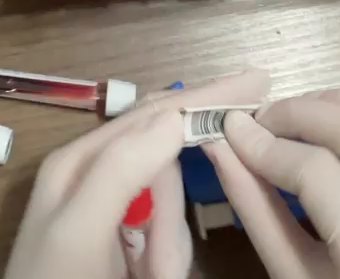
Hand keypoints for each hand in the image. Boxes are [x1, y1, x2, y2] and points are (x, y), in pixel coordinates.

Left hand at [3, 70, 270, 278]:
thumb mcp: (81, 228)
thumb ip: (122, 168)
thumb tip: (172, 114)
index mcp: (81, 158)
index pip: (154, 112)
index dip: (205, 95)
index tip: (258, 81)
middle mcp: (97, 175)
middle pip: (167, 168)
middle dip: (171, 220)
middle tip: (150, 264)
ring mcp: (114, 213)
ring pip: (172, 215)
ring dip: (165, 252)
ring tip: (139, 277)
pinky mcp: (128, 247)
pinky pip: (168, 246)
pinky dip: (164, 263)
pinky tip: (143, 277)